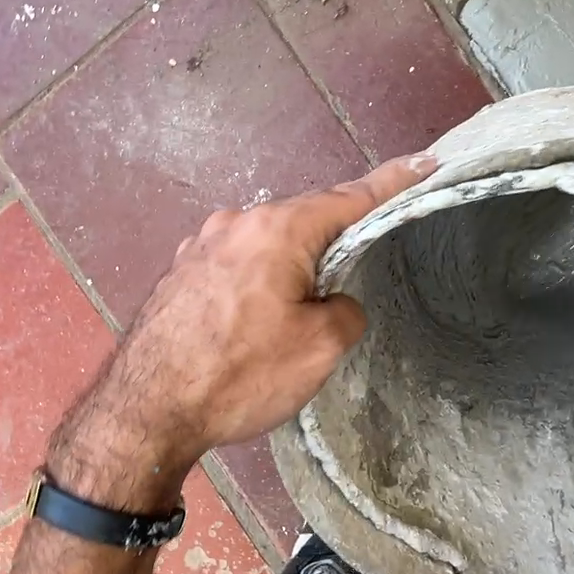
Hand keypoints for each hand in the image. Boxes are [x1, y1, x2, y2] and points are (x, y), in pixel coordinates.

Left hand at [46, 154, 436, 512]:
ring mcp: (200, 245)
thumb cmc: (239, 375)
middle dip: (333, 245)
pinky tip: (250, 321)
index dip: (394, 182)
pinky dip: (256, 282)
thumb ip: (346, 311)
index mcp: (278, 230)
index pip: (351, 197)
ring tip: (291, 319)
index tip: (427, 163)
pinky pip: (236, 265)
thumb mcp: (319, 349)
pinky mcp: (179, 273)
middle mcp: (236, 223)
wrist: (146, 410)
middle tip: (348, 286)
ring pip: (267, 246)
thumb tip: (332, 301)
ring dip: (290, 269)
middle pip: (305, 222)